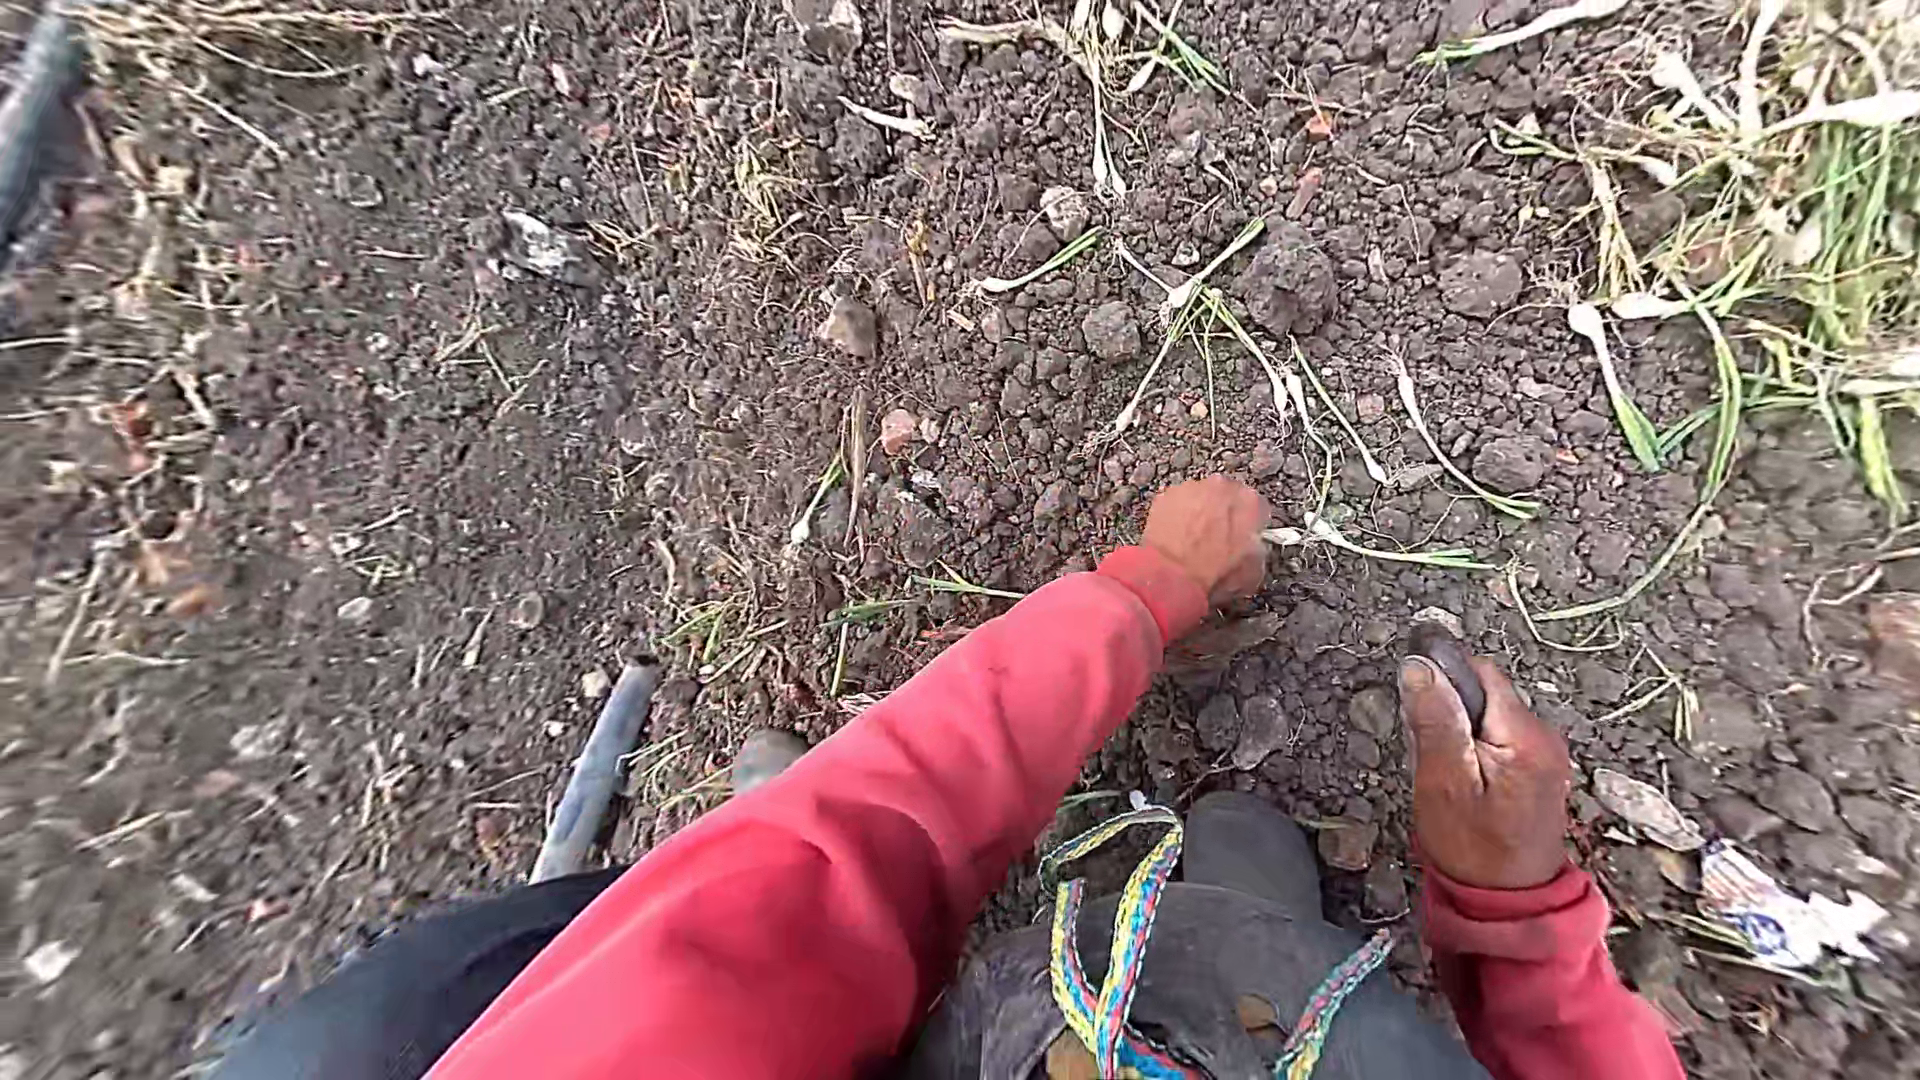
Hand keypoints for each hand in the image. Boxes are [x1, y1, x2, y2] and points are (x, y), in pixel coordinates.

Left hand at [1142, 476, 1268, 605]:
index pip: (1254, 505)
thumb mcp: (1252, 570)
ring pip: (1198, 497)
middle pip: (1224, 496)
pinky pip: (1174, 503)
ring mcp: (1191, 488)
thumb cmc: (1211, 572)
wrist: (1172, 574)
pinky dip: (1174, 515)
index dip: (1246, 523)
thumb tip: (1251, 549)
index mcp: (1249, 501)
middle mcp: (1221, 487)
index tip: (1240, 535)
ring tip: (1190, 538)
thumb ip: (1257, 549)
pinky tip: (1173, 536)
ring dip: (1196, 513)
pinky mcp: (1165, 495)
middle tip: (1212, 537)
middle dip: (1219, 514)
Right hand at [1400, 655, 1570, 889]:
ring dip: (1449, 722)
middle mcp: (1543, 737)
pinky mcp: (1530, 765)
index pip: (1478, 672)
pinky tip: (1449, 766)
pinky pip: (1487, 730)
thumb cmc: (1470, 842)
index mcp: (1526, 736)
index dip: (1439, 673)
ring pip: (1480, 710)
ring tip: (1434, 759)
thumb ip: (1434, 719)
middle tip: (1422, 743)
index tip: (1409, 693)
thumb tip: (1418, 665)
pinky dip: (1461, 739)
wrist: (1505, 897)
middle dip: (1442, 704)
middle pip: (1479, 689)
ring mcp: (1540, 752)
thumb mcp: (1443, 779)